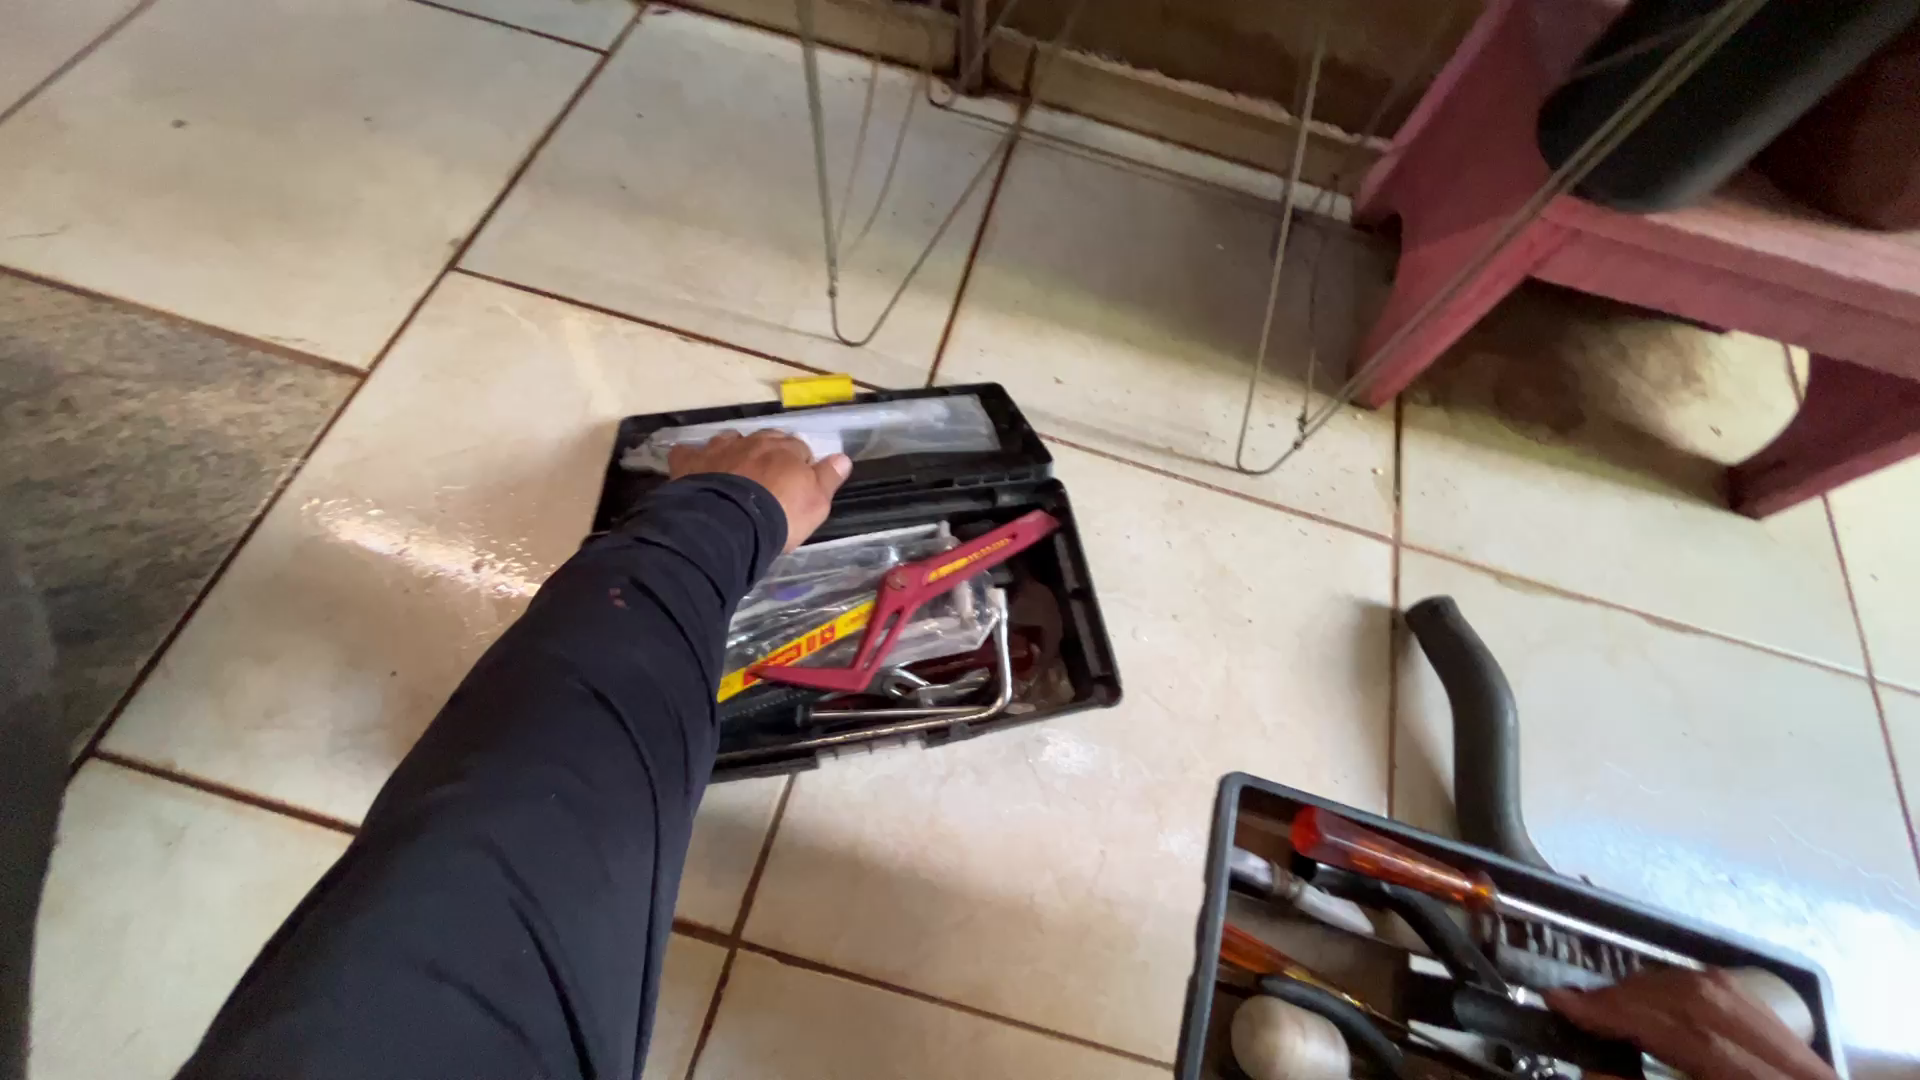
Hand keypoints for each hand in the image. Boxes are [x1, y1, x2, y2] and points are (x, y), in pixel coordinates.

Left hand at [668, 430, 850, 550]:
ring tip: (735, 472)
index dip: (800, 463)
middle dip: (769, 452)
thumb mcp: (817, 502)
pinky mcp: (691, 462)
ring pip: (730, 440)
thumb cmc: (781, 515)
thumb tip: (843, 457)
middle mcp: (754, 442)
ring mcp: (720, 449)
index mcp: (786, 450)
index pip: (800, 448)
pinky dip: (693, 458)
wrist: (730, 525)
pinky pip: (688, 452)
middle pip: (766, 439)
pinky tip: (695, 468)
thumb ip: (829, 478)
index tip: (799, 481)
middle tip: (769, 477)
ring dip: (735, 451)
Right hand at [1546, 969, 1834, 1079]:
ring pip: (1713, 987)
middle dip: (1627, 996)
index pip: (1694, 1036)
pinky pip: (1732, 995)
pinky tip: (1652, 998)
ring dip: (1647, 986)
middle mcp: (1802, 1067)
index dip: (1620, 1013)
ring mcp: (1806, 1053)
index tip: (1559, 1001)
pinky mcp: (1798, 1046)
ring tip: (1608, 1003)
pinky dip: (1680, 988)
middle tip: (1579, 1004)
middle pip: (1700, 1001)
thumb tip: (1592, 1064)